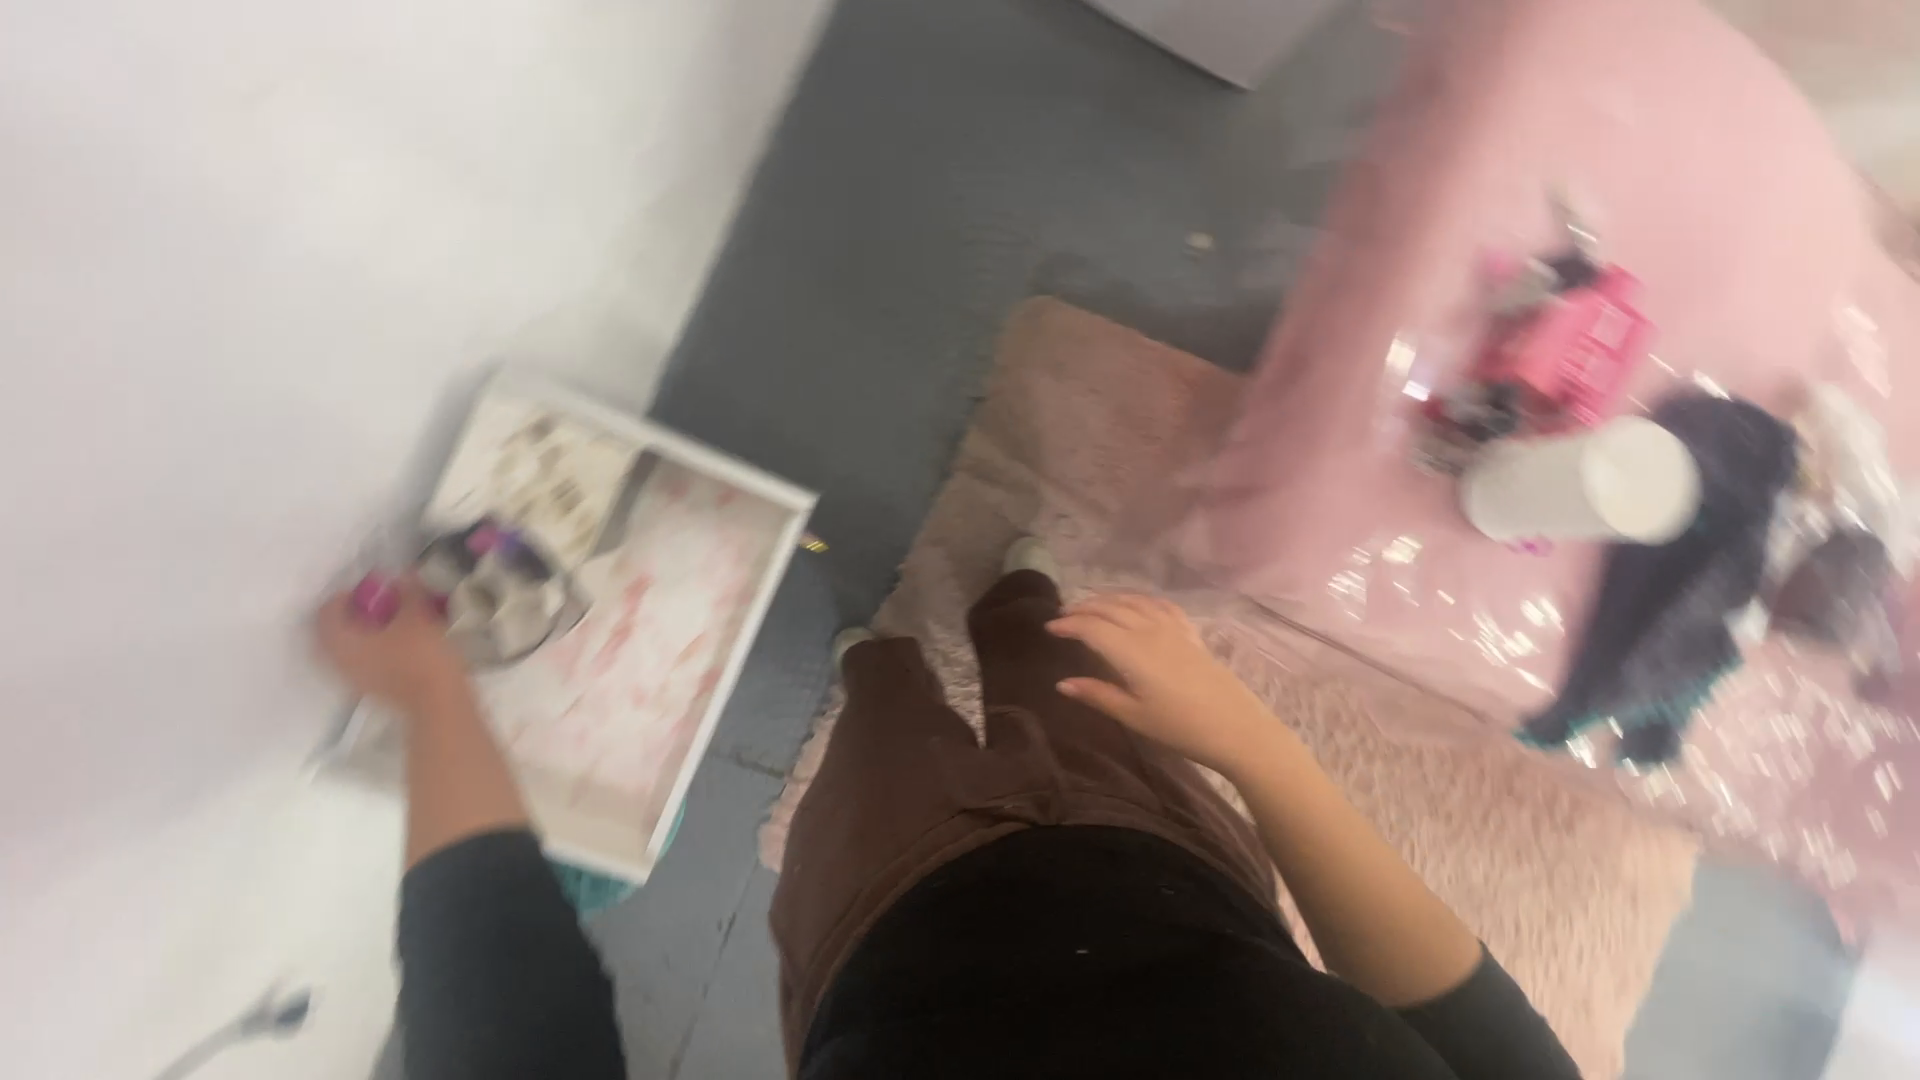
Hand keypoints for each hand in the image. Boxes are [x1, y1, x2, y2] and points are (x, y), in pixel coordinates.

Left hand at [317, 576, 469, 715]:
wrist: (438, 702)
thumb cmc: (422, 657)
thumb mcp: (418, 618)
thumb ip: (407, 593)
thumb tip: (401, 575)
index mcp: (339, 642)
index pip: (326, 611)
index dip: (347, 594)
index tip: (372, 588)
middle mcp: (335, 660)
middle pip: (331, 631)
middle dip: (351, 614)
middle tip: (376, 604)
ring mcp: (350, 677)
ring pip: (345, 647)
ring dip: (360, 632)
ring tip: (387, 622)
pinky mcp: (368, 687)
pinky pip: (358, 660)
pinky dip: (370, 647)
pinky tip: (396, 643)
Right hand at [1048, 593, 1279, 774]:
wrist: (1237, 729)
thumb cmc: (1181, 727)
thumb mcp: (1134, 716)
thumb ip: (1098, 695)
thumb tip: (1062, 683)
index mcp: (1132, 651)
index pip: (1091, 627)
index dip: (1068, 624)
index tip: (1050, 628)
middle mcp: (1150, 631)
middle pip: (1110, 608)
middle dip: (1083, 608)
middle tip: (1064, 615)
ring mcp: (1173, 629)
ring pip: (1134, 602)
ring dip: (1109, 599)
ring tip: (1091, 605)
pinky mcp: (1191, 634)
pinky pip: (1160, 605)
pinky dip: (1140, 600)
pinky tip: (1135, 604)